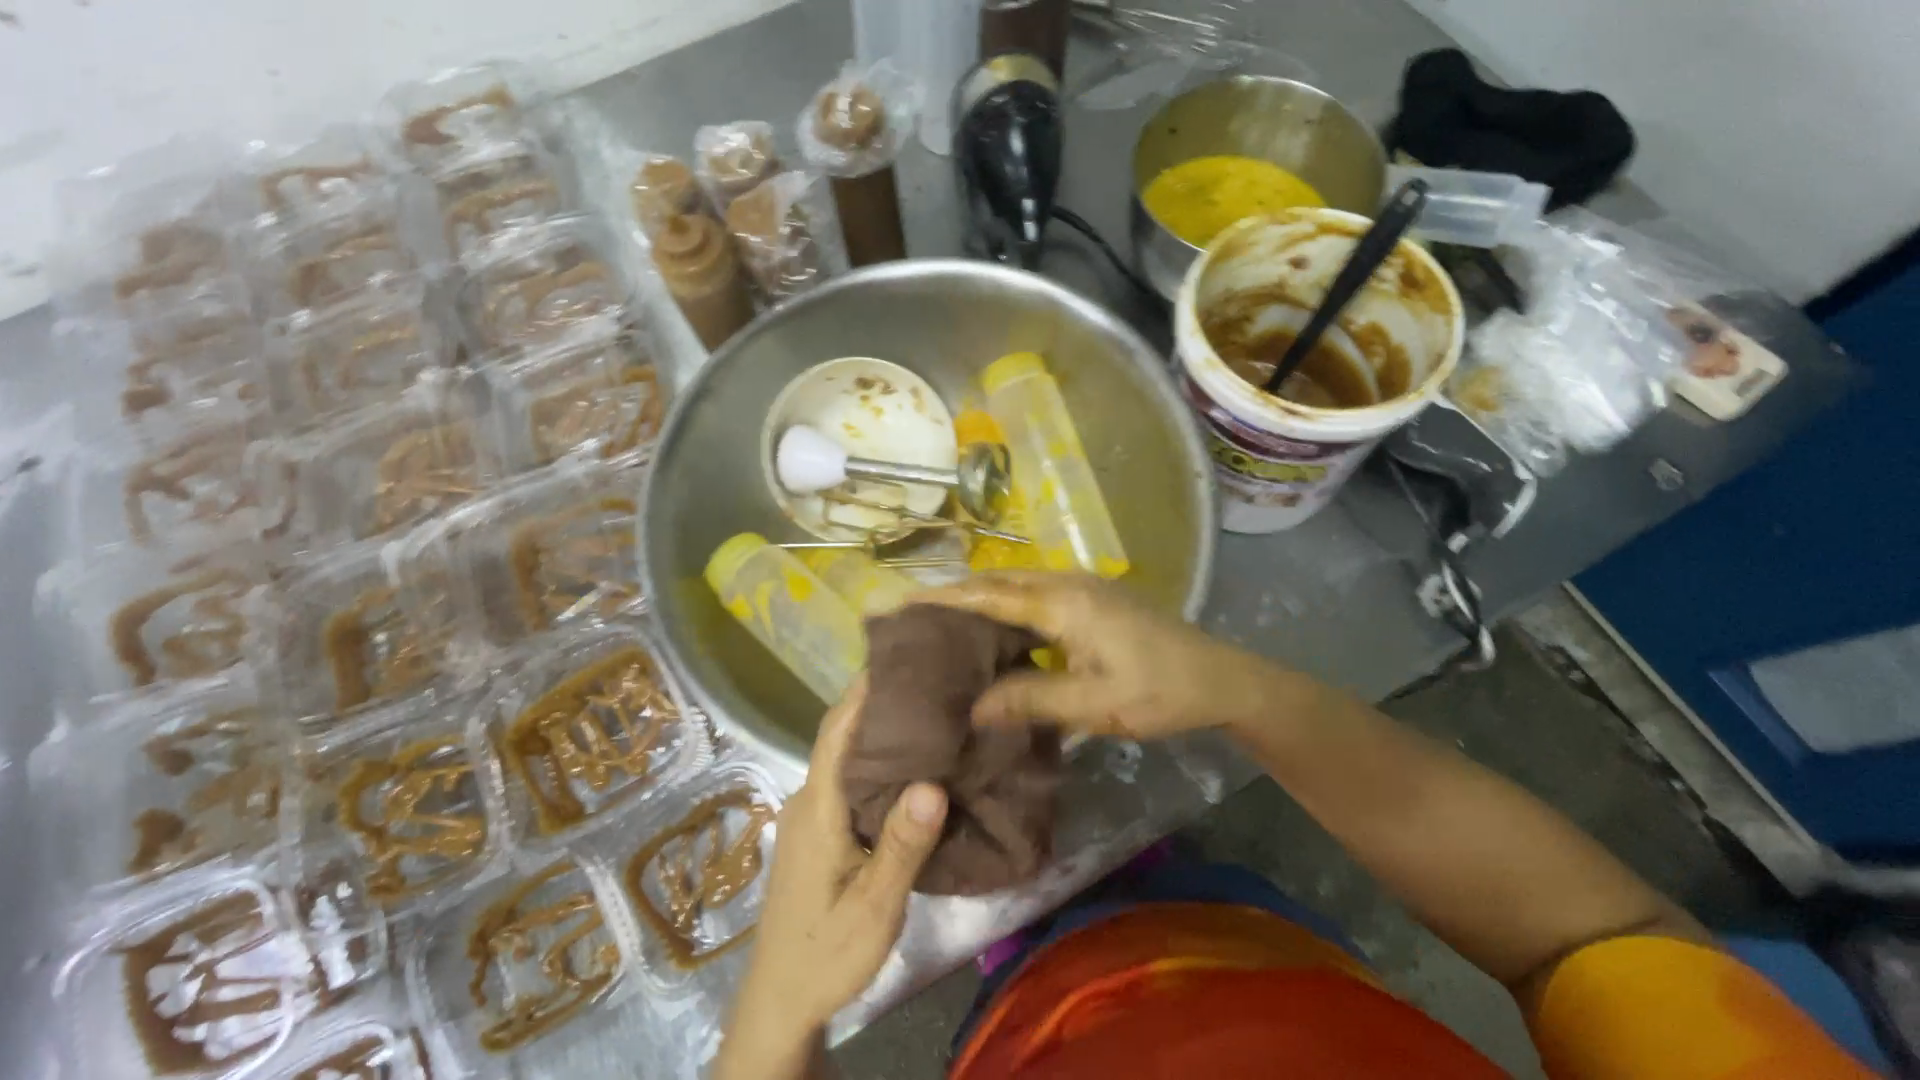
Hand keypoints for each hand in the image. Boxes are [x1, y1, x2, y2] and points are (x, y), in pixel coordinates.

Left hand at [717, 679, 948, 1079]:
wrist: (781, 1000)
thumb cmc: (826, 952)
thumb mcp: (872, 908)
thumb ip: (900, 846)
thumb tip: (932, 782)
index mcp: (818, 808)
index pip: (837, 731)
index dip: (864, 689)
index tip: (902, 655)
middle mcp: (808, 800)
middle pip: (842, 737)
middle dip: (881, 704)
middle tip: (935, 684)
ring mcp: (810, 816)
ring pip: (846, 759)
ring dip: (882, 735)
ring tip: (934, 717)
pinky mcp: (818, 834)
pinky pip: (847, 781)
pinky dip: (877, 764)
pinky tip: (913, 771)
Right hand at [914, 571, 1291, 738]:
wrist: (1223, 679)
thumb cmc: (1161, 692)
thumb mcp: (1095, 705)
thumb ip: (1030, 700)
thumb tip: (971, 706)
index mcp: (1063, 602)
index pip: (987, 594)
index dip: (939, 599)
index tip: (895, 604)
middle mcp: (1066, 584)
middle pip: (995, 582)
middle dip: (950, 596)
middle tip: (906, 621)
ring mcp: (1081, 589)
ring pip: (1013, 587)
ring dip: (976, 602)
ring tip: (936, 629)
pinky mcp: (1091, 602)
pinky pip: (1032, 599)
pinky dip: (1002, 612)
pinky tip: (988, 639)